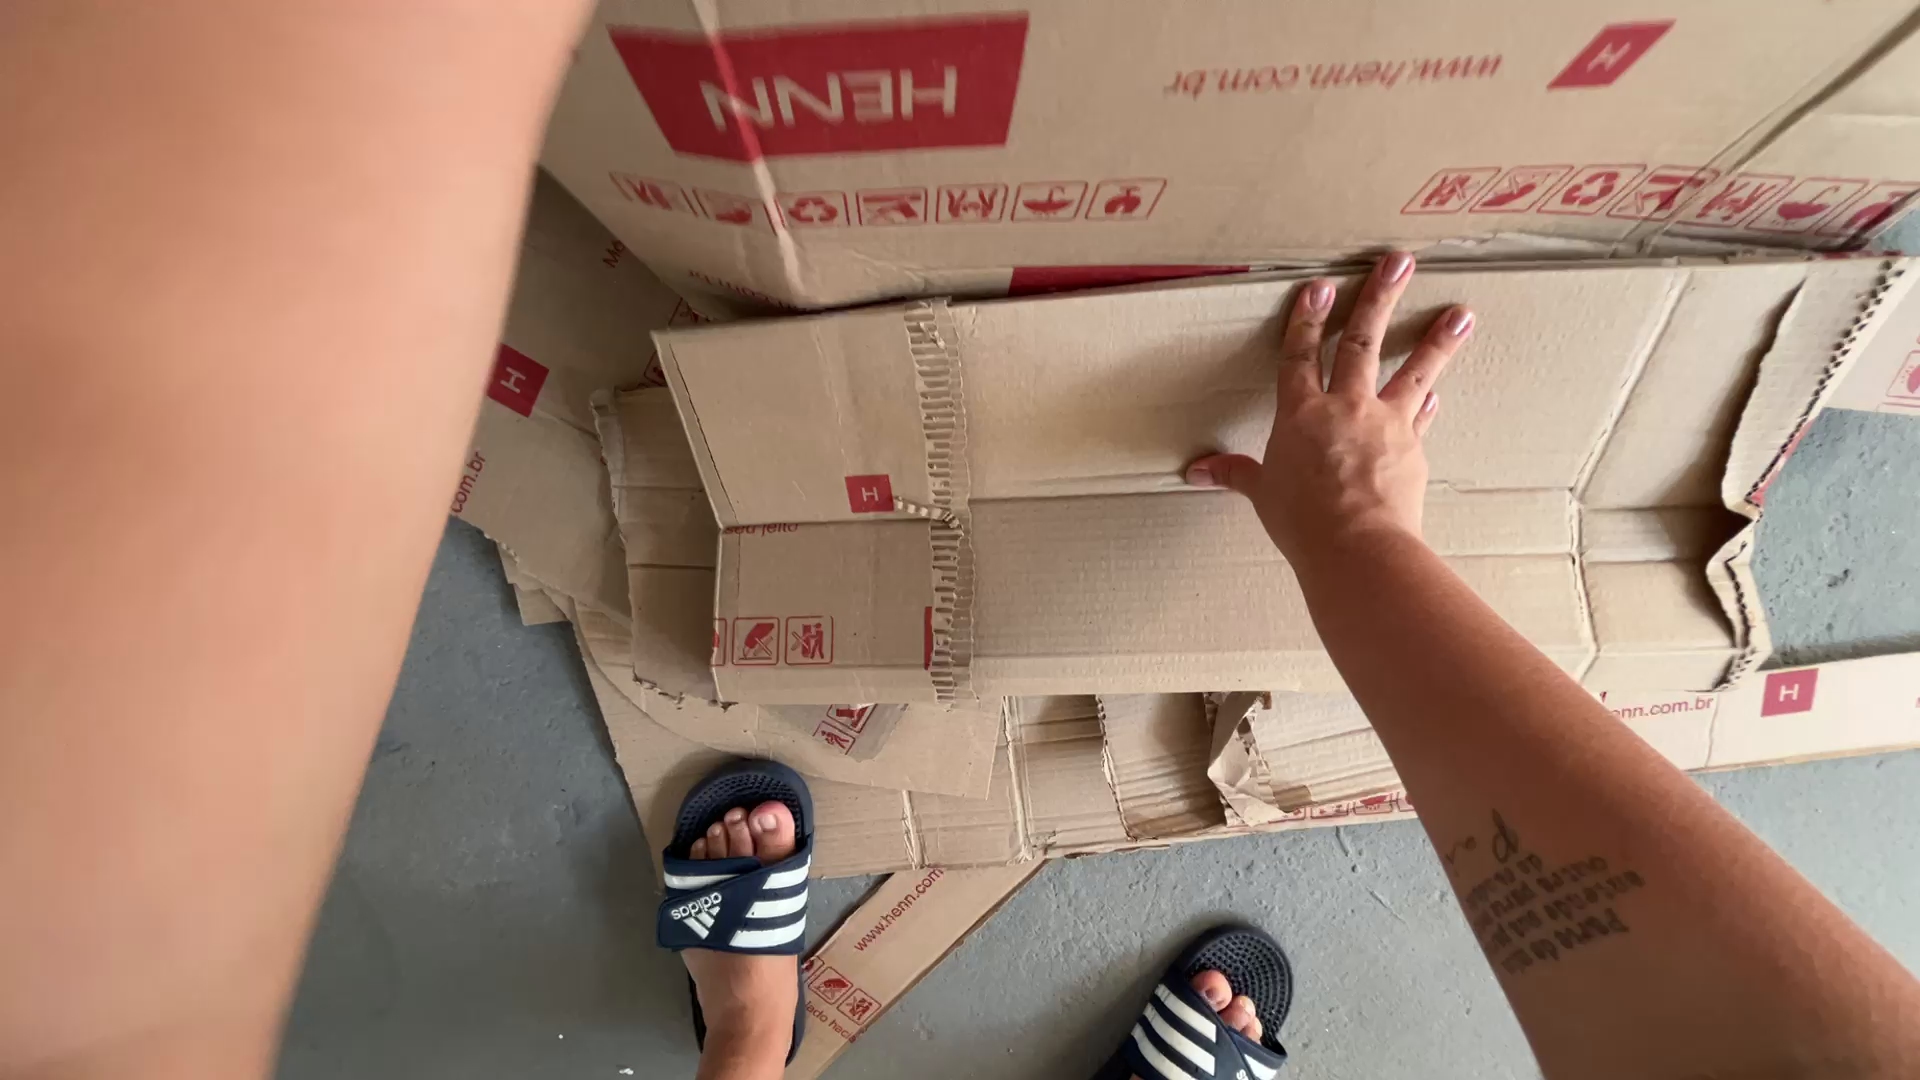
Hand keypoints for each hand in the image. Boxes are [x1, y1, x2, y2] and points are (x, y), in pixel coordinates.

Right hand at [1185, 252, 1472, 565]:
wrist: (1356, 546)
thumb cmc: (1301, 520)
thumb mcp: (1262, 493)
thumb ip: (1235, 474)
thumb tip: (1198, 472)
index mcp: (1300, 414)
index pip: (1299, 355)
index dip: (1307, 319)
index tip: (1320, 286)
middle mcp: (1345, 407)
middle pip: (1362, 343)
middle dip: (1379, 299)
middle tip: (1399, 262)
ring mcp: (1385, 424)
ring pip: (1413, 371)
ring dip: (1436, 341)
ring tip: (1461, 314)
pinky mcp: (1412, 447)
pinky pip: (1419, 417)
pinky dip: (1427, 402)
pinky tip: (1439, 393)